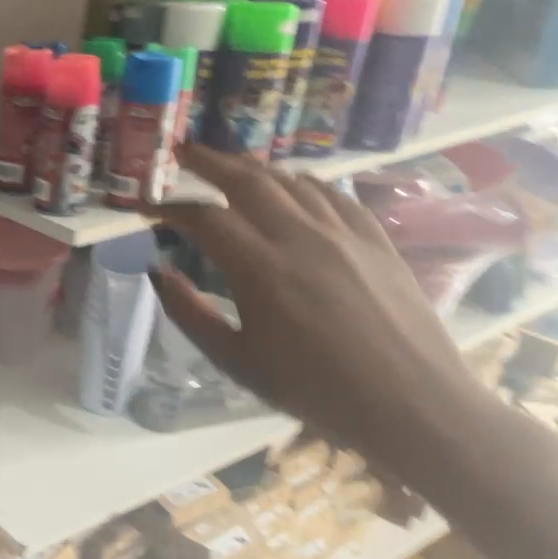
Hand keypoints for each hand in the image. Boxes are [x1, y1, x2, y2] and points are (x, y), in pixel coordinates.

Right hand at [139, 145, 490, 463]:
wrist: (416, 407)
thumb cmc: (315, 391)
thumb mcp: (235, 361)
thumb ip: (189, 313)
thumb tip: (158, 272)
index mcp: (261, 269)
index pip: (203, 218)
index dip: (166, 207)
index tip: (142, 206)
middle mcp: (302, 239)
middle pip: (248, 181)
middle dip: (208, 161)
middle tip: (179, 152)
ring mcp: (345, 235)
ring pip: (291, 181)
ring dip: (253, 168)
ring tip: (228, 165)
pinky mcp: (378, 241)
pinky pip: (334, 195)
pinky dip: (302, 182)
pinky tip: (291, 185)